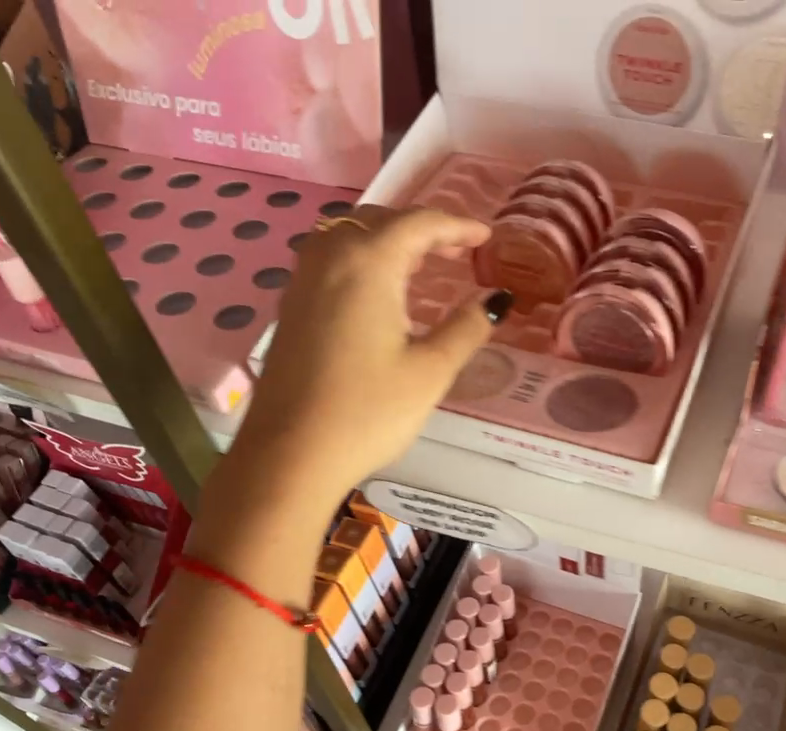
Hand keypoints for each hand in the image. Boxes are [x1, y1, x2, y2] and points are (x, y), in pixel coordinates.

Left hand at [221, 205, 507, 502]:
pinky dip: (363, 260)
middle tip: (456, 251)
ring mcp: (303, 280)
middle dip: (421, 229)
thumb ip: (465, 328)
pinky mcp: (291, 307)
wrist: (291, 455)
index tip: (485, 237)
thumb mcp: (430, 372)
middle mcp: (330, 257)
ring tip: (420, 265)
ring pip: (350, 236)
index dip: (457, 226)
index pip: (419, 223)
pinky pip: (331, 261)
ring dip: (388, 240)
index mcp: (368, 263)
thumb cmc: (368, 413)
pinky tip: (379, 293)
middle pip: (381, 221)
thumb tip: (494, 302)